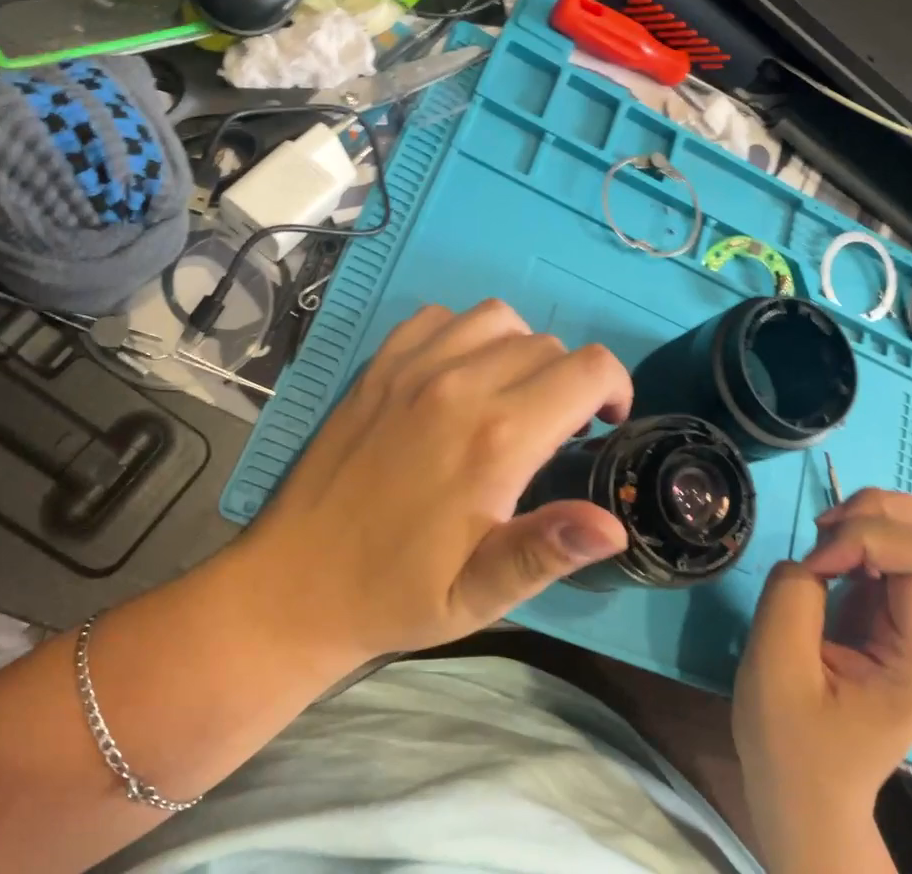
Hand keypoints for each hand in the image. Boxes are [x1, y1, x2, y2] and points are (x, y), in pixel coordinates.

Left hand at [234, 300, 632, 664]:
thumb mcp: (480, 593)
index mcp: (497, 439)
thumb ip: (547, 549)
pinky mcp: (377, 367)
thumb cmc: (397, 594)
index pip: (588, 369)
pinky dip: (464, 335)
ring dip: (522, 351)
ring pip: (498, 319)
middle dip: (571, 381)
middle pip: (549, 345)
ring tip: (512, 397)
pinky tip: (458, 378)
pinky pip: (439, 317)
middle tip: (557, 430)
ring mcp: (411, 368)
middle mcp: (459, 385)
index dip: (615, 388)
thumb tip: (613, 524)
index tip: (604, 425)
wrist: (295, 585)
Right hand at [732, 489, 911, 870]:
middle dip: (880, 513)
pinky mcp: (906, 618)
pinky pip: (909, 551)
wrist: (808, 796)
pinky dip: (871, 534)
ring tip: (829, 539)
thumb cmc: (791, 746)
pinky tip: (836, 556)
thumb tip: (811, 560)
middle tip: (823, 534)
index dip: (867, 538)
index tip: (813, 564)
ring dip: (880, 517)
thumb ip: (792, 596)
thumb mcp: (775, 669)